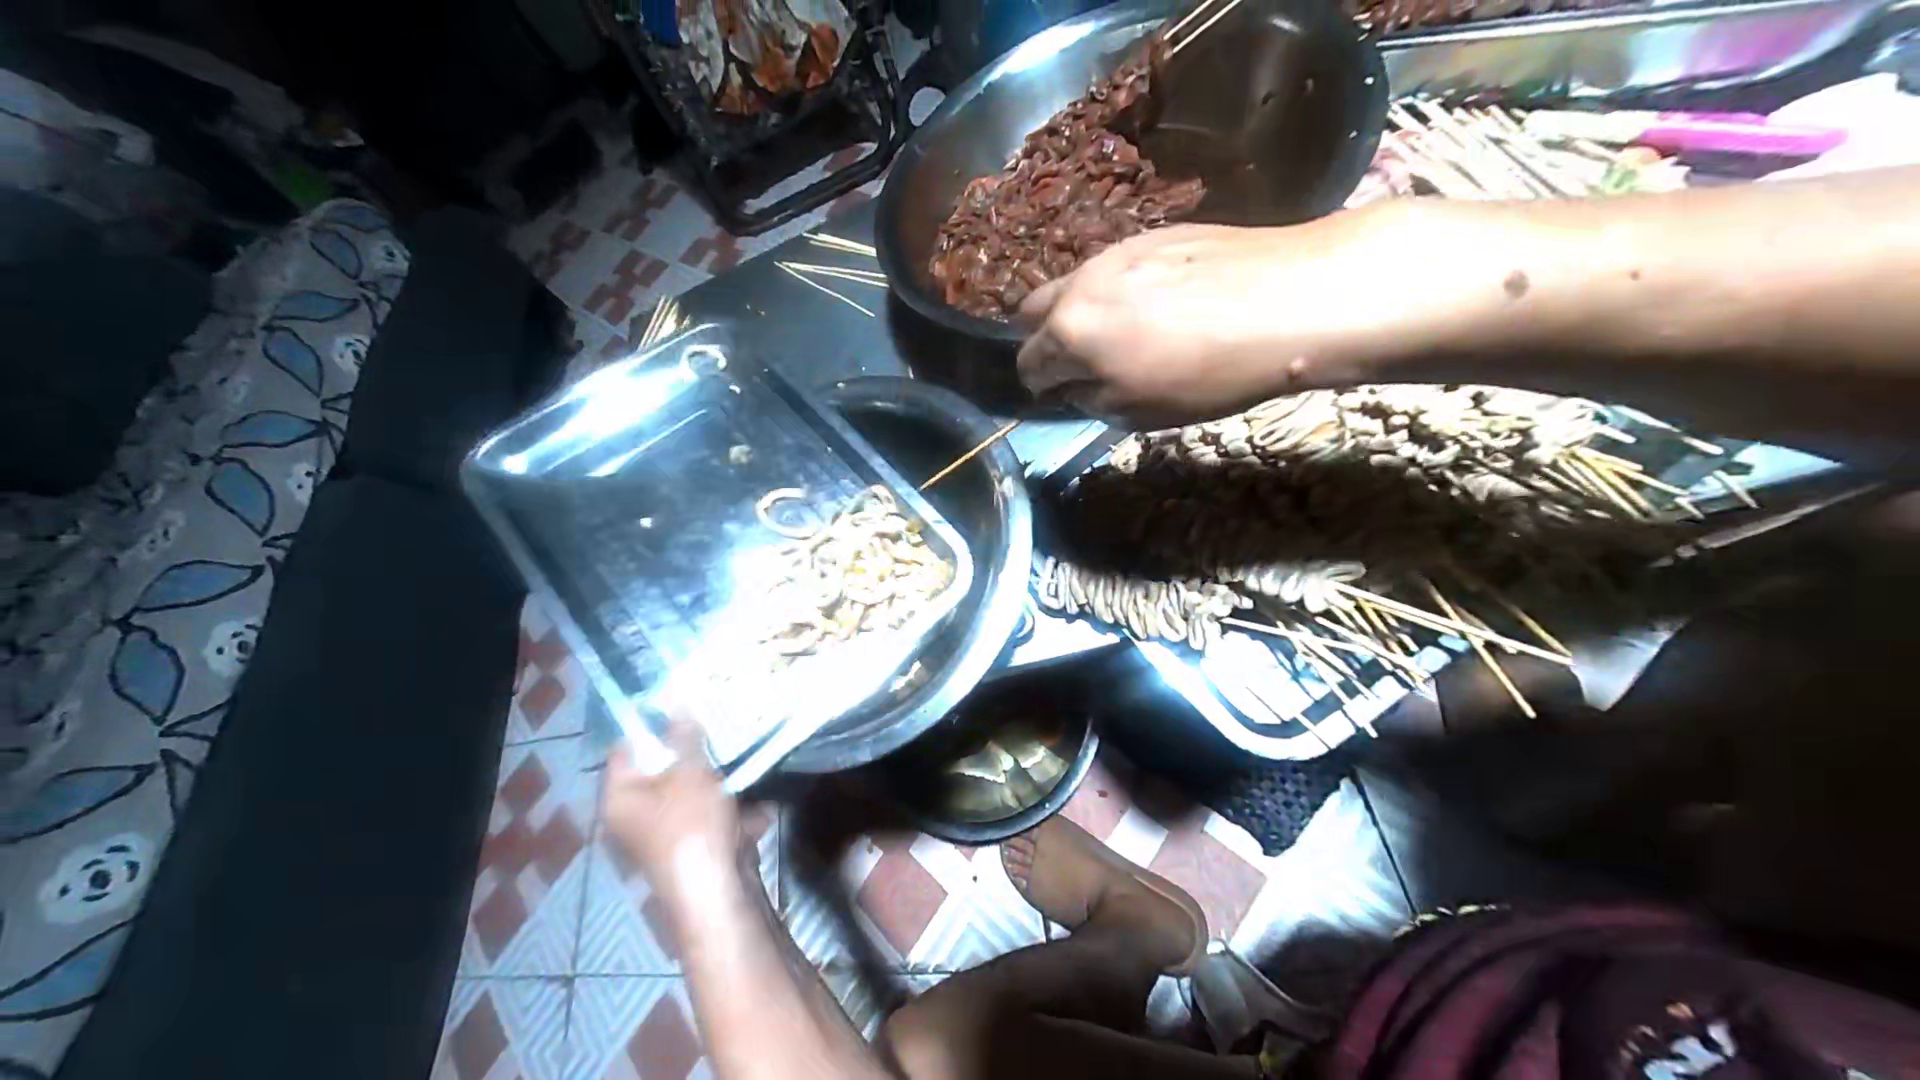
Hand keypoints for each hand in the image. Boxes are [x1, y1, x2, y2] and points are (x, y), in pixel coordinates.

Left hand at [603, 723, 744, 909]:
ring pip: (693, 794)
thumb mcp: (690, 772)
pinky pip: (712, 818)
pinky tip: (757, 807)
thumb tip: (676, 703)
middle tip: (718, 730)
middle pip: (663, 771)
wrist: (717, 894)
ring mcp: (666, 837)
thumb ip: (684, 737)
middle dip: (695, 753)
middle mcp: (634, 819)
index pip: (626, 750)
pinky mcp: (694, 850)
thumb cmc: (692, 826)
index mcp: (620, 799)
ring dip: (721, 781)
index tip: (683, 707)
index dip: (652, 726)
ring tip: (743, 764)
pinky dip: (733, 811)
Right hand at [1015, 205, 1431, 428]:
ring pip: (1070, 286)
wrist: (1289, 300)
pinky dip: (1112, 291)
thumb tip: (1074, 386)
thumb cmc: (1211, 373)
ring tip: (1120, 332)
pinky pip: (1109, 269)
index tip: (1063, 394)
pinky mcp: (1149, 235)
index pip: (1028, 364)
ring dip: (1078, 312)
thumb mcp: (1140, 412)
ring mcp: (1113, 253)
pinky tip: (1154, 305)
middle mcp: (1079, 285)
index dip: (1042, 386)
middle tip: (1083, 362)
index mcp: (1069, 334)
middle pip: (1032, 314)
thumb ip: (1091, 399)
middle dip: (1046, 342)